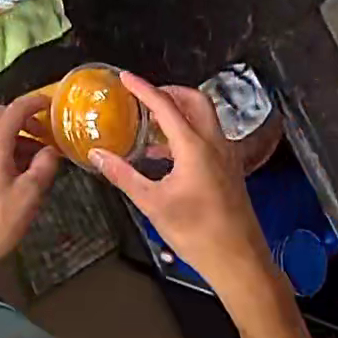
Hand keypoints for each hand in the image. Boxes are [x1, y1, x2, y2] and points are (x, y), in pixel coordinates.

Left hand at [0, 92, 62, 278]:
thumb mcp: (30, 194)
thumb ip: (45, 165)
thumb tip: (52, 150)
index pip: (15, 109)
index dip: (36, 102)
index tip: (55, 103)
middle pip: (1, 115)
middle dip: (26, 116)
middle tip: (47, 130)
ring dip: (20, 135)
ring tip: (44, 153)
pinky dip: (12, 148)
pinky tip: (28, 168)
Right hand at [90, 72, 278, 301]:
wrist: (239, 260)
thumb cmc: (198, 234)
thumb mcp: (153, 204)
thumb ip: (124, 175)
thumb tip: (98, 155)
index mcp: (195, 147)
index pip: (165, 105)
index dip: (143, 88)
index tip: (125, 77)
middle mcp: (214, 144)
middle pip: (194, 100)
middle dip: (169, 91)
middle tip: (144, 94)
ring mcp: (226, 156)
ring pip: (204, 117)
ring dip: (179, 111)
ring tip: (152, 121)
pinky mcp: (229, 169)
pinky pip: (208, 137)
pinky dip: (188, 132)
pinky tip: (167, 153)